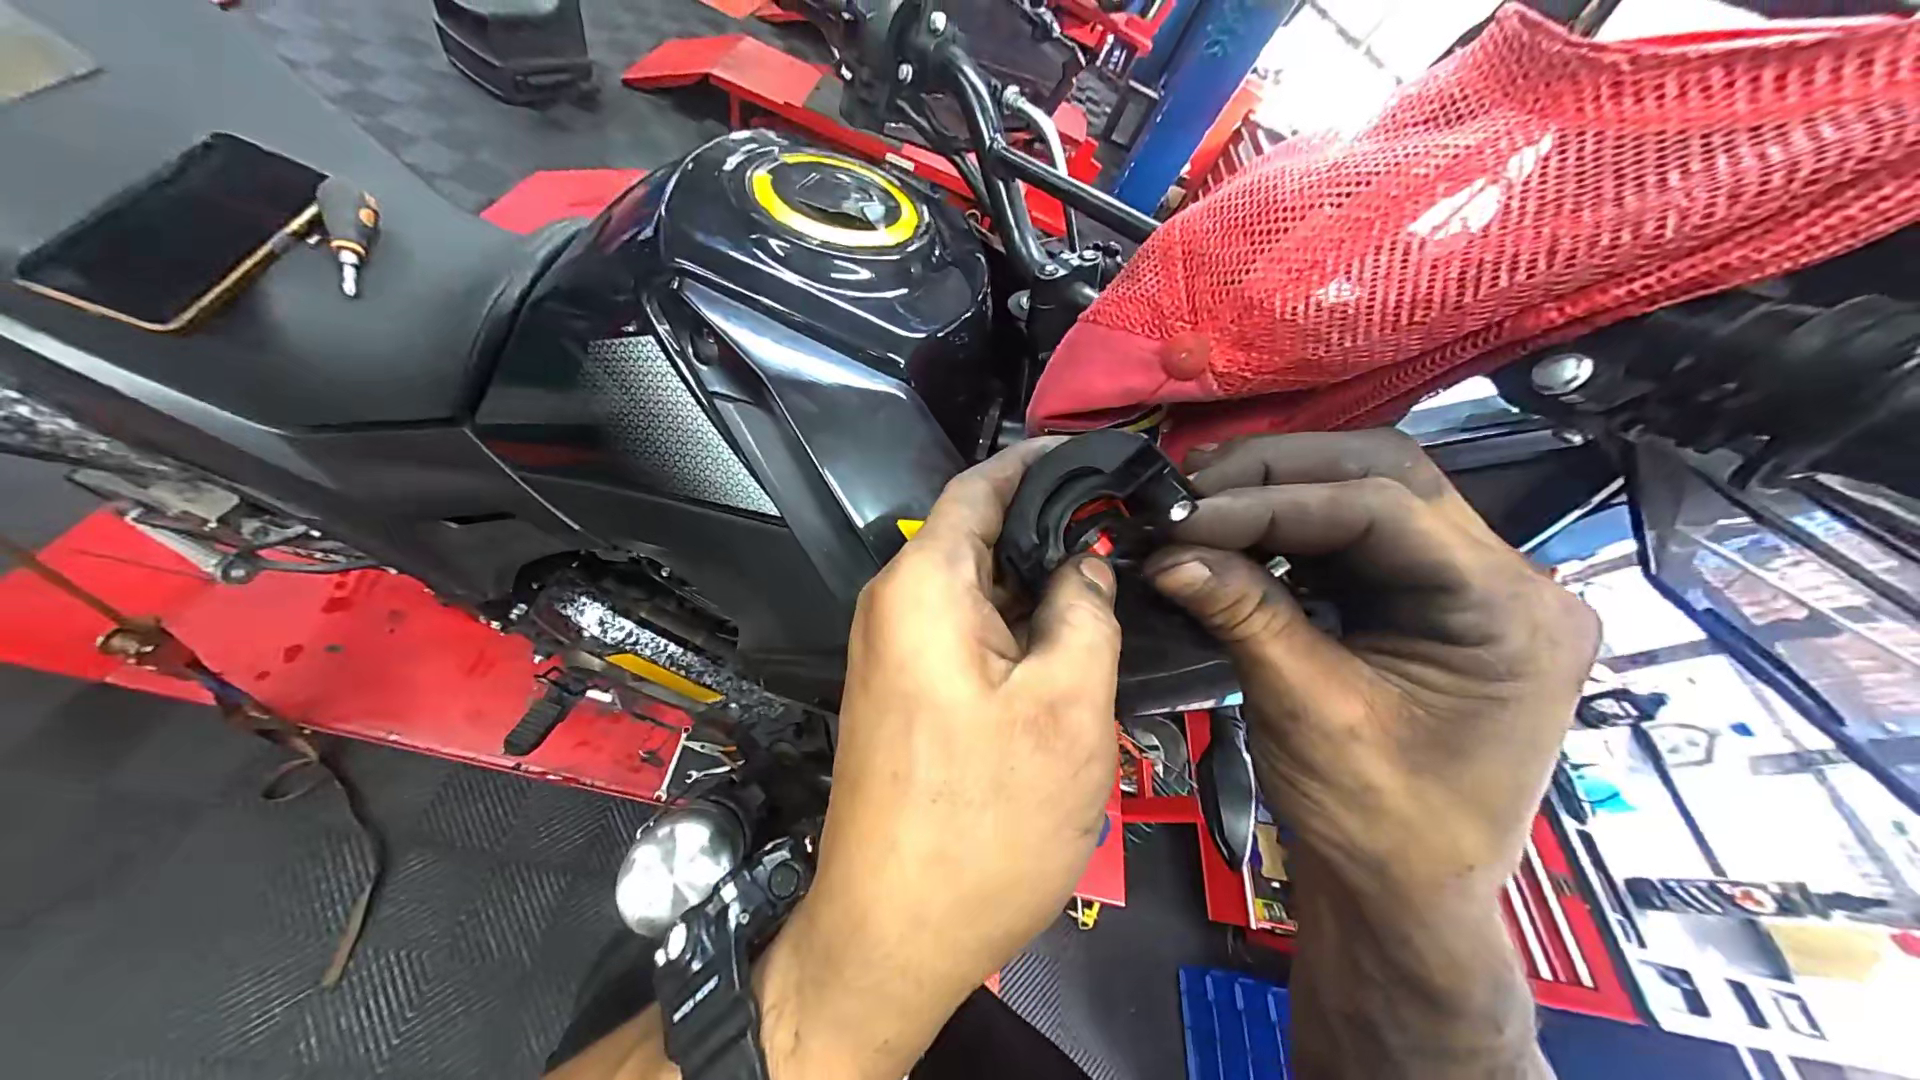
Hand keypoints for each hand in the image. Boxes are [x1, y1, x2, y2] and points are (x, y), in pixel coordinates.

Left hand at [760, 437, 1123, 1078]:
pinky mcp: (905, 689)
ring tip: (1111, 584)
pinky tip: (1068, 642)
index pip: (980, 486)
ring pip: (979, 589)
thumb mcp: (1066, 705)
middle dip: (1050, 528)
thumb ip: (1084, 610)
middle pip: (979, 536)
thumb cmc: (986, 820)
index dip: (1039, 461)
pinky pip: (967, 631)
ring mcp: (895, 649)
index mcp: (924, 585)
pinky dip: (1017, 626)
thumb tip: (1084, 559)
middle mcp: (896, 603)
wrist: (894, 932)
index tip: (1099, 457)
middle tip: (1126, 529)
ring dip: (1039, 585)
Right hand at [1146, 429, 1598, 907]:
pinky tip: (1235, 530)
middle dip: (1275, 473)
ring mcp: (1465, 583)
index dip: (1270, 501)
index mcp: (1505, 611)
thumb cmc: (1378, 820)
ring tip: (1200, 498)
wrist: (1404, 889)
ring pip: (1366, 489)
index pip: (1381, 508)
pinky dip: (1285, 523)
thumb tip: (1167, 554)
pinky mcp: (1422, 596)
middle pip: (1383, 474)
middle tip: (1189, 489)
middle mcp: (1504, 578)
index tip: (1185, 515)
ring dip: (1277, 487)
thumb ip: (1244, 617)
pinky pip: (1351, 533)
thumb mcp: (1306, 712)